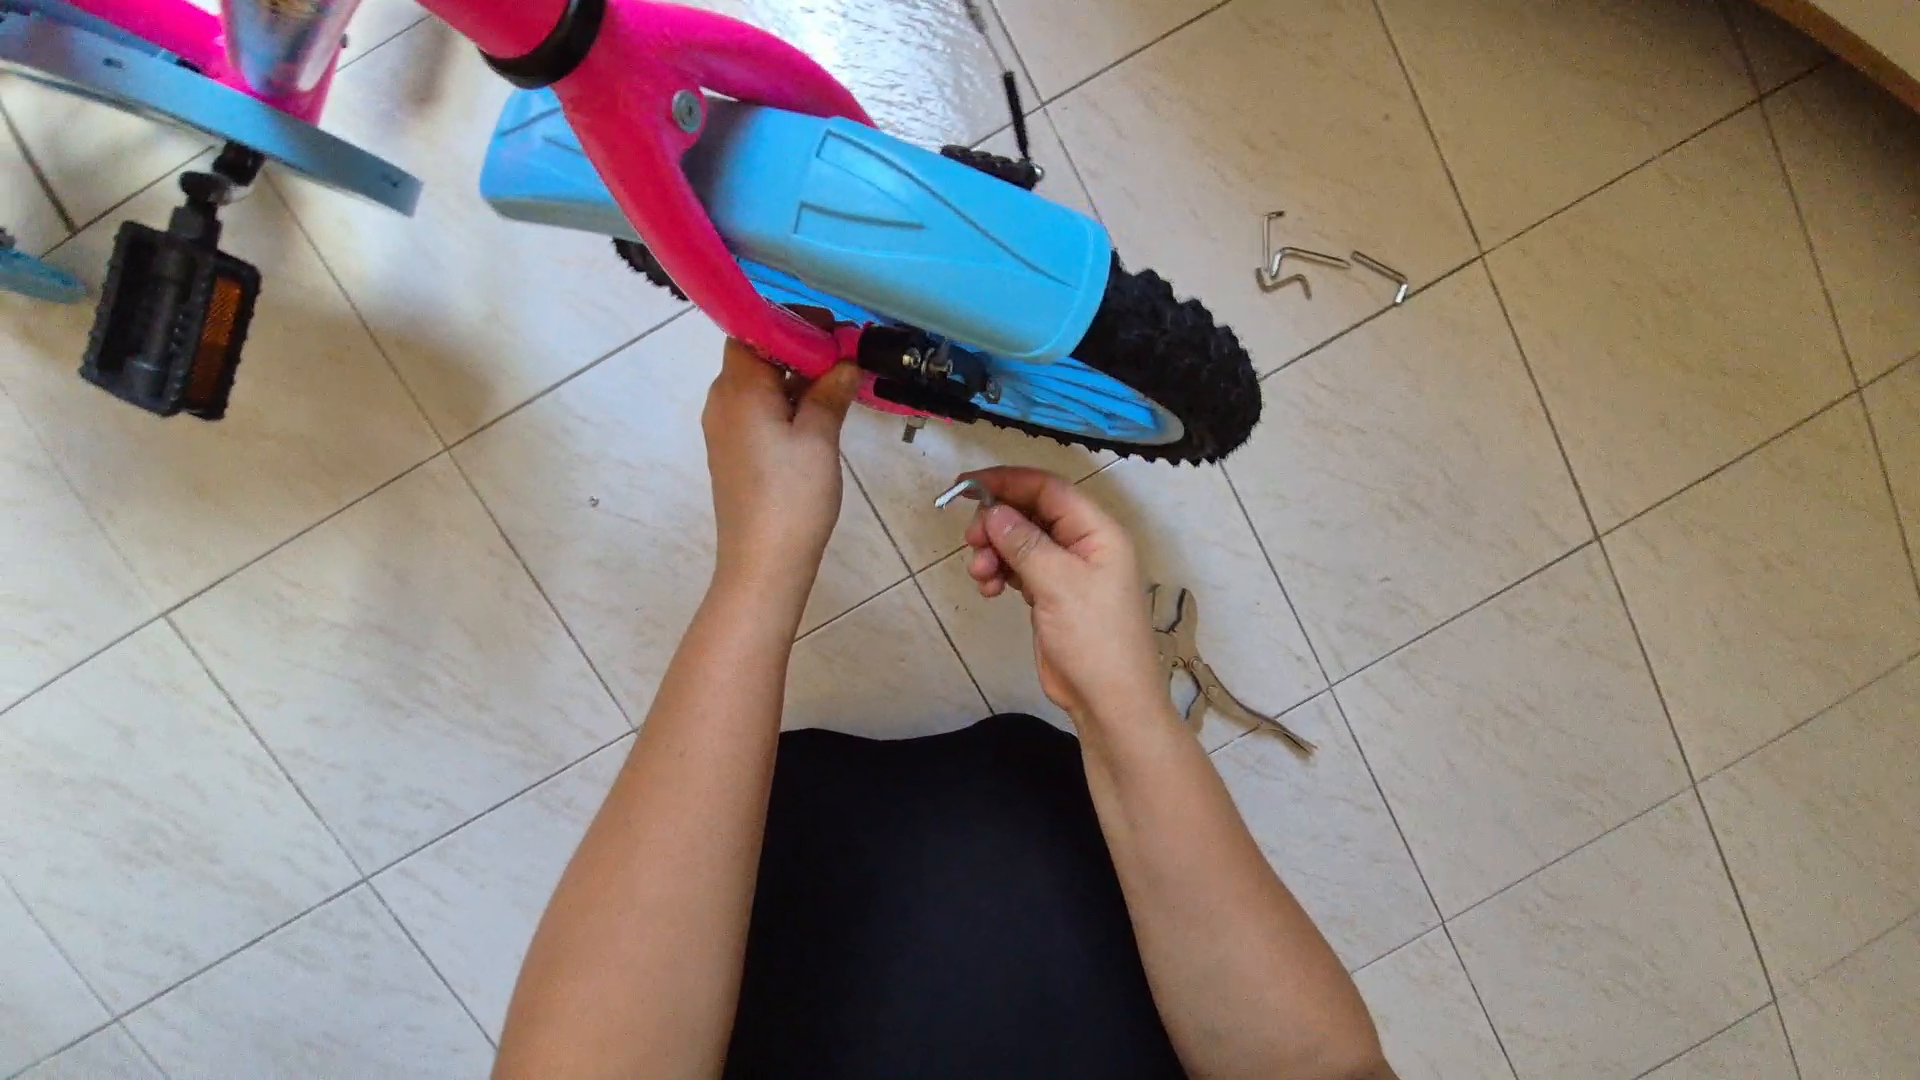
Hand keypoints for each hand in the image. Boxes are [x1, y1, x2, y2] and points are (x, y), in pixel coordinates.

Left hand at [702, 340, 861, 595]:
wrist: (763, 563)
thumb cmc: (792, 498)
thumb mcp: (819, 439)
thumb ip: (830, 393)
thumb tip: (846, 363)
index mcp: (738, 389)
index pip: (754, 331)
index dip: (792, 324)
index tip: (833, 332)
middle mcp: (722, 402)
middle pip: (754, 356)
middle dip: (798, 350)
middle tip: (844, 358)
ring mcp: (724, 430)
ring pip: (758, 385)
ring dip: (794, 378)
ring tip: (838, 386)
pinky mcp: (733, 453)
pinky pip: (757, 411)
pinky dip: (785, 403)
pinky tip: (818, 416)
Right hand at [960, 467, 1167, 723]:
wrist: (1108, 700)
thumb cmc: (1094, 639)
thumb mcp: (1058, 584)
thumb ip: (1024, 543)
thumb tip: (993, 511)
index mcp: (1097, 532)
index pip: (1049, 489)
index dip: (1008, 482)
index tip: (968, 487)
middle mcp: (1083, 544)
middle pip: (1031, 513)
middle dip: (997, 523)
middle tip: (971, 541)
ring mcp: (1066, 570)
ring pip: (1020, 542)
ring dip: (994, 551)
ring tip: (980, 575)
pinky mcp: (1051, 594)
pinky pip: (1019, 568)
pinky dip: (1000, 572)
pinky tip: (989, 589)